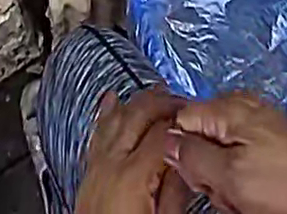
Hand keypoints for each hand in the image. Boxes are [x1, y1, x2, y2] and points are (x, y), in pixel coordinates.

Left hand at [75, 89, 189, 213]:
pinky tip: (112, 100)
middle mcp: (111, 161)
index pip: (162, 133)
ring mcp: (97, 164)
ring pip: (117, 116)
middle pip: (137, 114)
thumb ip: (175, 192)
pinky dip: (109, 111)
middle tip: (183, 102)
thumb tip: (185, 164)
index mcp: (133, 175)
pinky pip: (99, 131)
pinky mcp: (89, 171)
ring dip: (138, 102)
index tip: (197, 119)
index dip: (181, 121)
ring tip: (158, 93)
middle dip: (162, 102)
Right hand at [164, 93, 286, 213]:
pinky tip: (262, 199)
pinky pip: (245, 163)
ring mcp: (260, 126)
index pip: (180, 119)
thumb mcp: (231, 176)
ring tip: (249, 200)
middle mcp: (241, 108)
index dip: (182, 151)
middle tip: (230, 194)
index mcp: (227, 107)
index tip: (198, 177)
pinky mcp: (276, 147)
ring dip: (229, 183)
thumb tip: (167, 141)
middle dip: (209, 170)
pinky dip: (247, 183)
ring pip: (223, 156)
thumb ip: (193, 155)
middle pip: (202, 138)